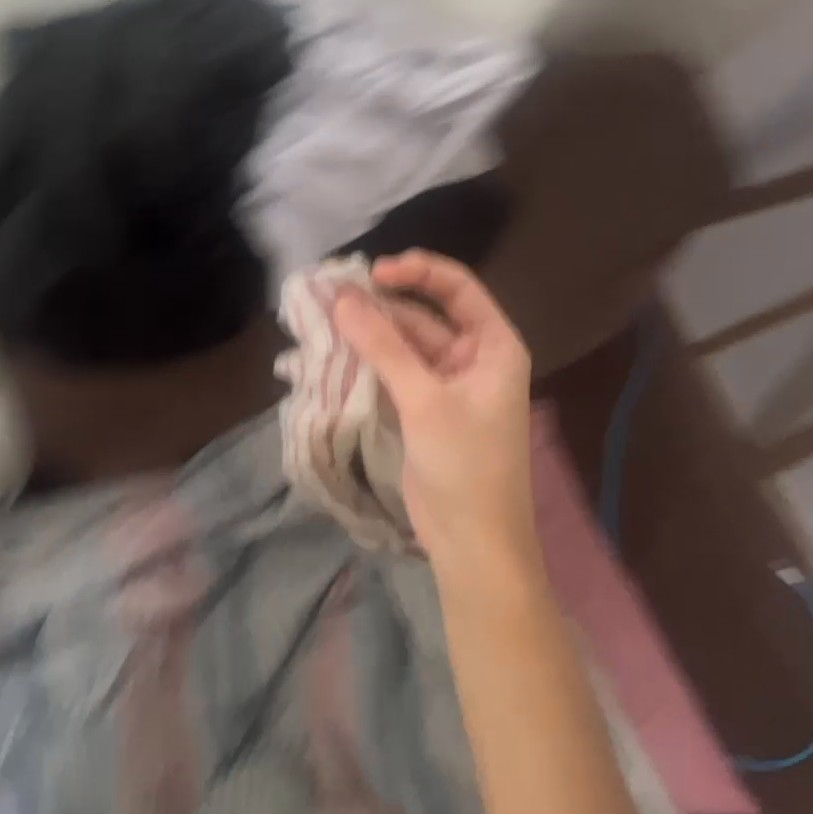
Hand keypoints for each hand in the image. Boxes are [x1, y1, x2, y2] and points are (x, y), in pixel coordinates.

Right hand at [333, 251, 534, 572]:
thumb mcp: (424, 400)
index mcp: (493, 347)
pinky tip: (331, 355)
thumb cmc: (465, 464)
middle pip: (421, 317)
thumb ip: (383, 346)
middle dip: (378, 307)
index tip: (371, 273)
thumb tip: (342, 298)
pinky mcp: (420, 411)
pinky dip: (365, 364)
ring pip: (401, 347)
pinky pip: (391, 374)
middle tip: (326, 298)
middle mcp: (471, 359)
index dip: (416, 272)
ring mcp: (444, 387)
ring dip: (366, 336)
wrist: (472, 542)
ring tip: (320, 321)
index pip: (456, 289)